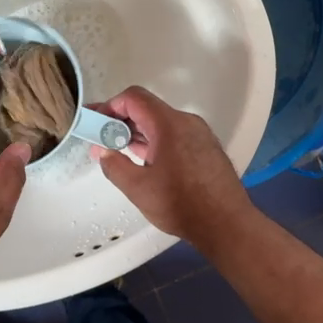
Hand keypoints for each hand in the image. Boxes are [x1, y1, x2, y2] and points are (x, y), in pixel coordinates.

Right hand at [91, 86, 257, 247]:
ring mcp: (200, 135)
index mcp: (168, 124)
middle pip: (148, 109)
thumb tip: (102, 151)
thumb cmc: (180, 204)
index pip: (134, 98)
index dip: (110, 106)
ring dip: (138, 133)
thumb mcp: (137, 187)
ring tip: (119, 152)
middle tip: (101, 139)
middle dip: (121, 122)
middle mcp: (187, 122)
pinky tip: (145, 162)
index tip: (96, 124)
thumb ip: (114, 165)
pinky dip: (155, 142)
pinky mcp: (206, 149)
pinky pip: (175, 136)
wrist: (226, 224)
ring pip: (162, 124)